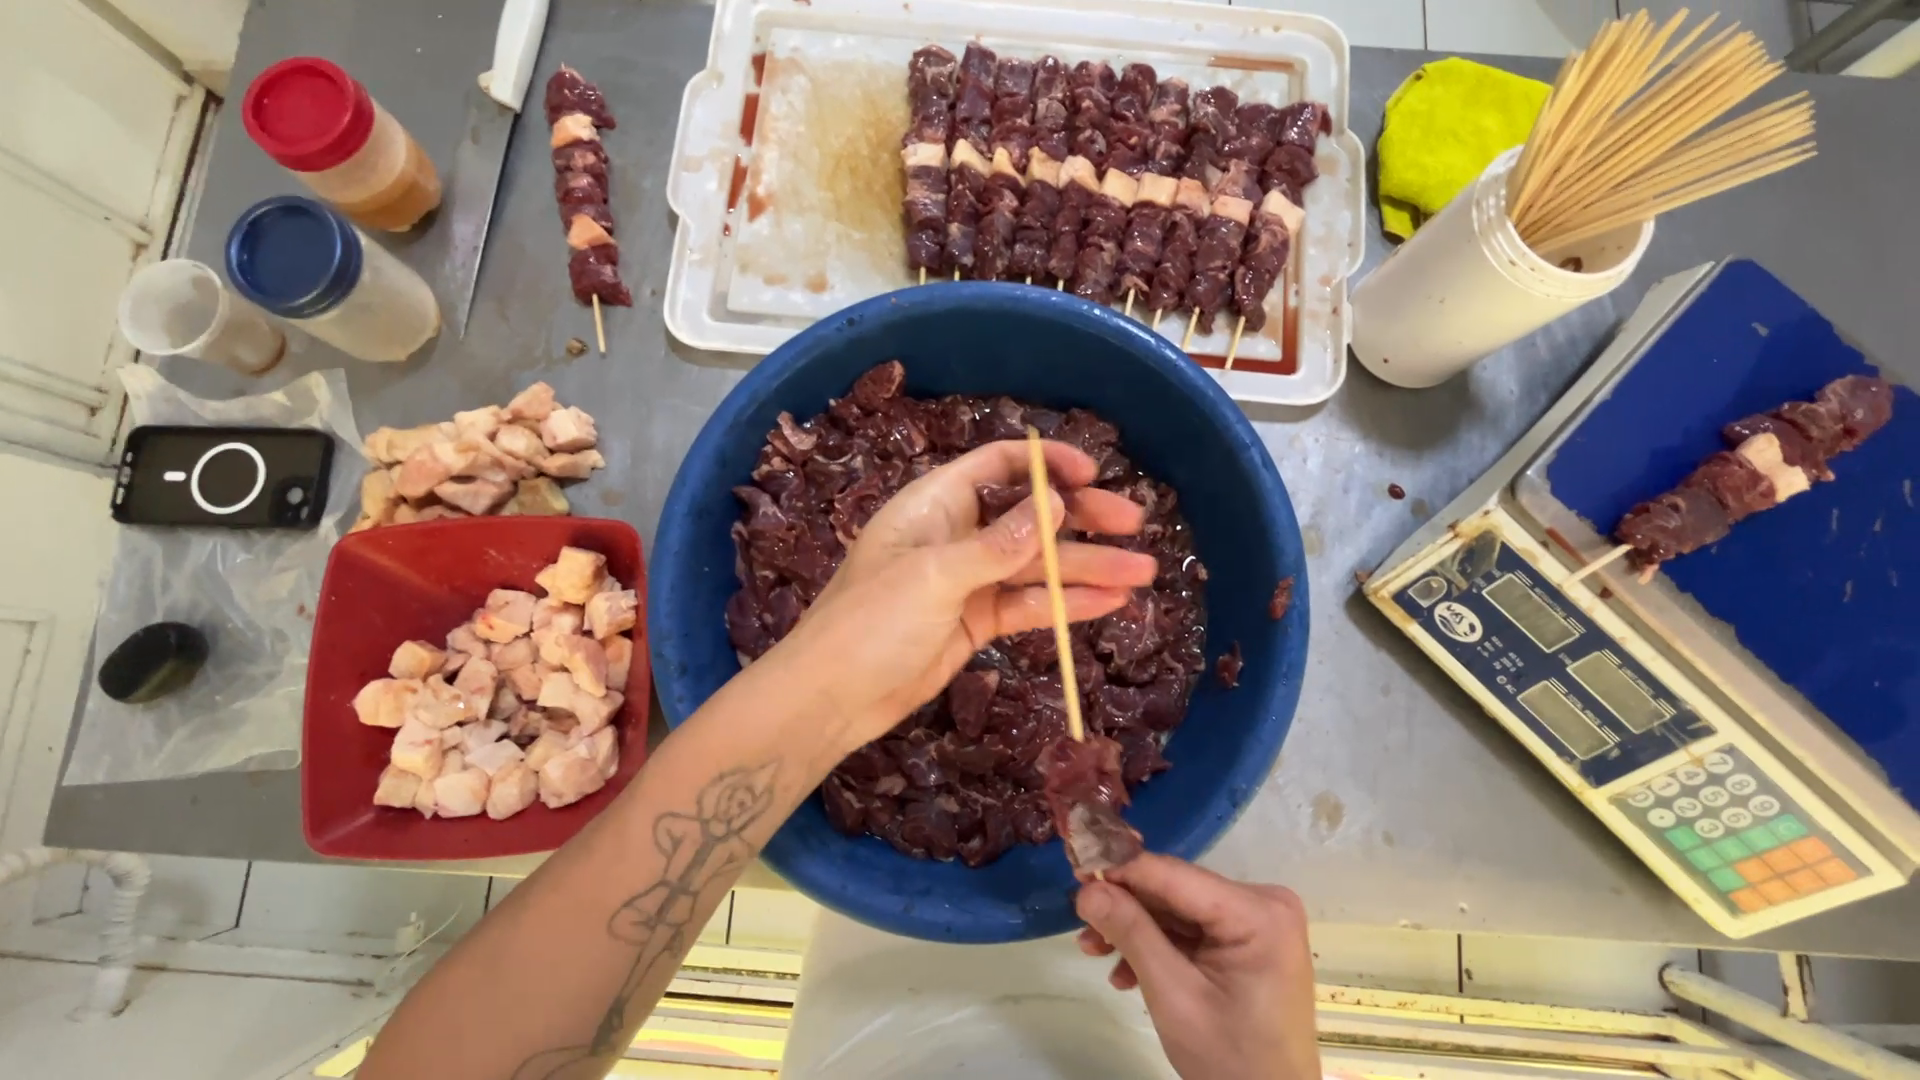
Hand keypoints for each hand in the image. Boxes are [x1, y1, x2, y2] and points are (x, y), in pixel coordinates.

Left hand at [768, 439, 1156, 750]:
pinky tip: (1110, 603)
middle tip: (1135, 524)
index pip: (999, 466)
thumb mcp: (935, 576)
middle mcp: (957, 534)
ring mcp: (969, 580)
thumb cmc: (871, 622)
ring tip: (1143, 573)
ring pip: (1037, 566)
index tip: (1093, 474)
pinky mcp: (977, 622)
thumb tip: (1056, 506)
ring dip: (1088, 568)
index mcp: (936, 504)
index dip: (1046, 464)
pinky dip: (1066, 605)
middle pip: (1029, 516)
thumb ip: (999, 544)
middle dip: (1081, 519)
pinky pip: (1028, 605)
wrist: (832, 698)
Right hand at [1076, 855, 1318, 1079]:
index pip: (1173, 874)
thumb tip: (1085, 889)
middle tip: (1080, 921)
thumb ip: (1131, 933)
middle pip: (1173, 891)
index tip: (1075, 871)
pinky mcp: (1246, 941)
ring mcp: (1256, 921)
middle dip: (1125, 909)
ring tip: (1093, 951)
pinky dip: (1157, 946)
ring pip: (1176, 910)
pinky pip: (1190, 930)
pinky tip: (1126, 972)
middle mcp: (1262, 902)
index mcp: (1257, 911)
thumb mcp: (1173, 996)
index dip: (1120, 869)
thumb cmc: (1231, 1059)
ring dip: (1134, 930)